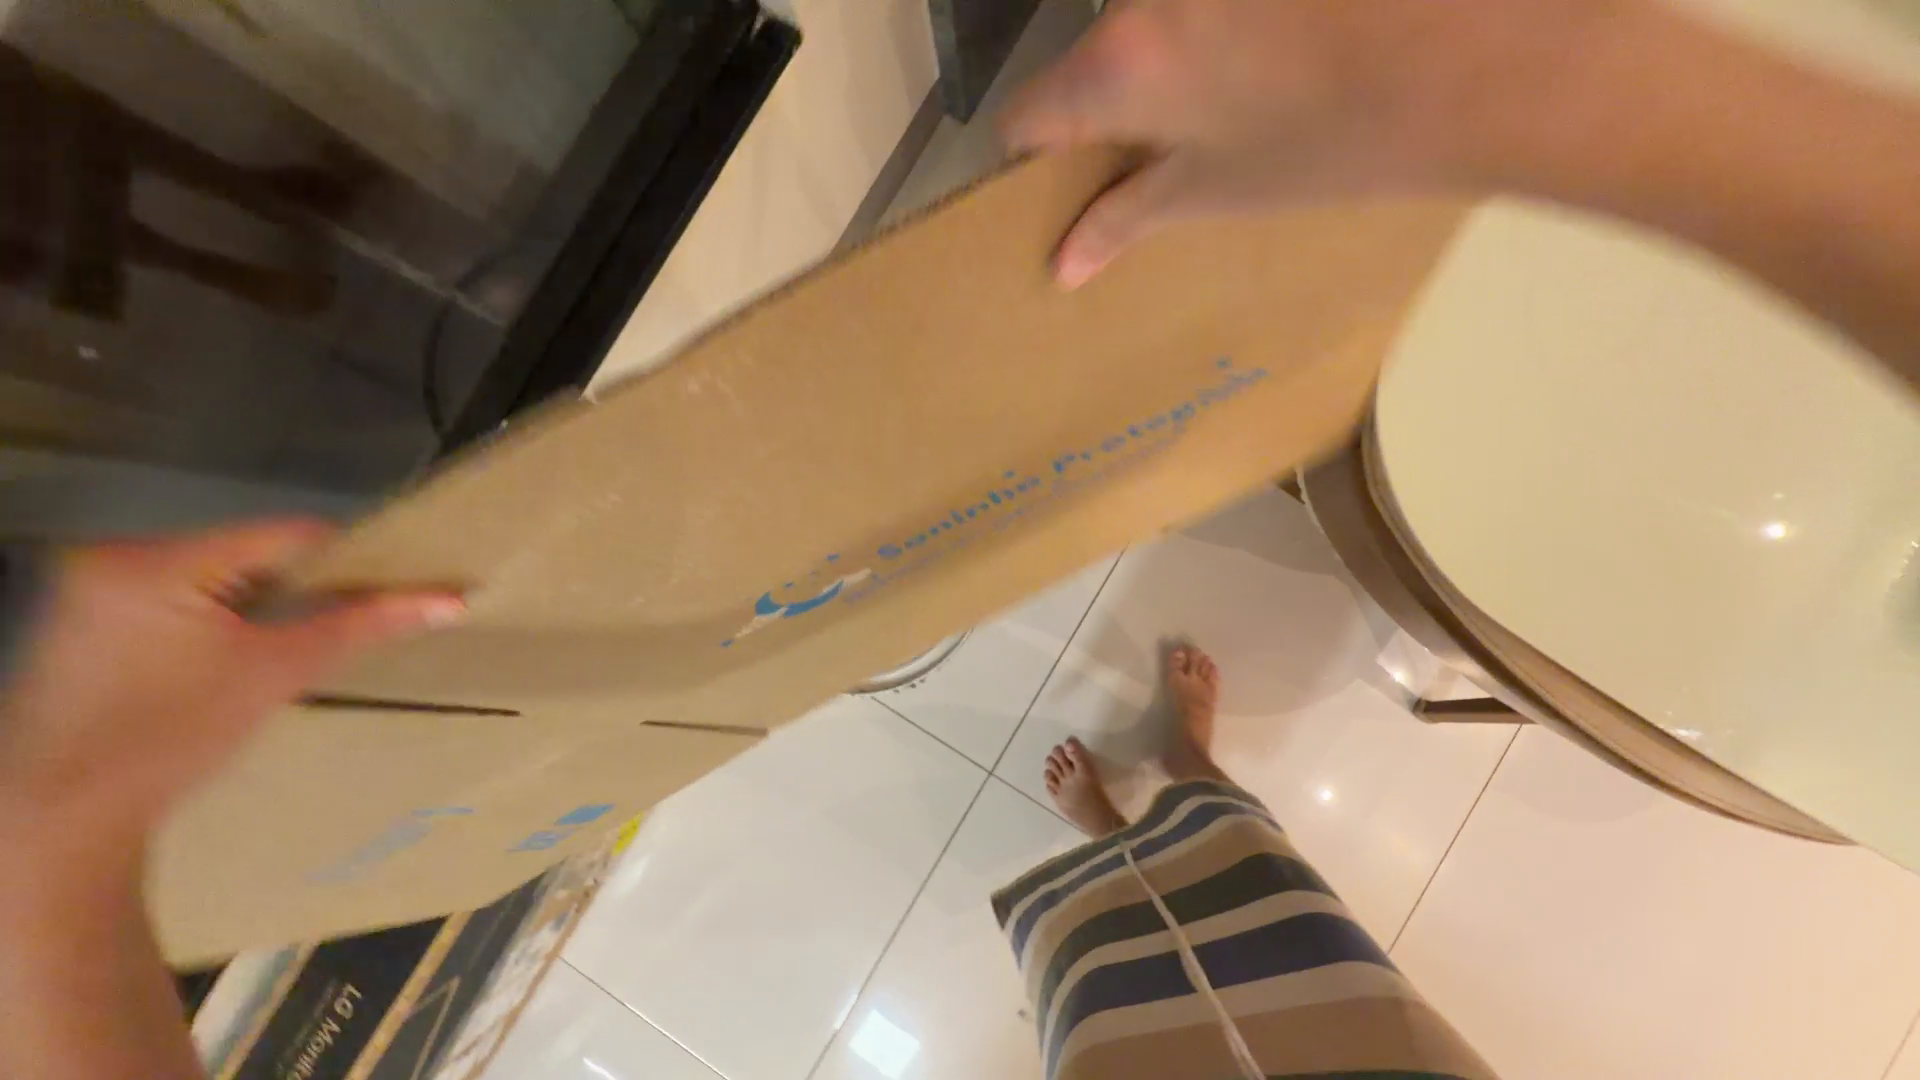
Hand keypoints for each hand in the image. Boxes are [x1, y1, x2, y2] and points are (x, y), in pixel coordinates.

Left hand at [0, 521, 462, 833]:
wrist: (61, 818)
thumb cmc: (175, 735)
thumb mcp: (282, 670)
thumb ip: (366, 624)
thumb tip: (453, 599)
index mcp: (153, 561)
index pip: (285, 535)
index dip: (349, 558)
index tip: (393, 585)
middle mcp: (114, 559)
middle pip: (252, 553)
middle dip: (307, 584)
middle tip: (356, 616)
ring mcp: (91, 590)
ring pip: (223, 575)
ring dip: (270, 601)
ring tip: (306, 637)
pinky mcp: (86, 621)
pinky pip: (187, 597)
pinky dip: (230, 617)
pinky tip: (246, 652)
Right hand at [1002, 0, 1653, 285]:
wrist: (1490, 62)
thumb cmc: (1333, 148)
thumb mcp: (1216, 193)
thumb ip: (1125, 219)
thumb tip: (1063, 264)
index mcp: (1122, 67)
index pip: (1026, 113)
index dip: (1030, 155)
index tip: (1058, 184)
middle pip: (1088, 62)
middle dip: (1100, 116)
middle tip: (1147, 164)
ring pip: (1148, 29)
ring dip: (1159, 76)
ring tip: (1225, 114)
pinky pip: (1200, 13)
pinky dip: (1212, 43)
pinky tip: (1270, 66)